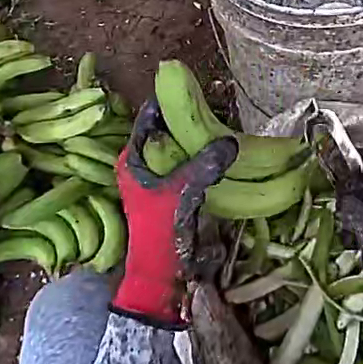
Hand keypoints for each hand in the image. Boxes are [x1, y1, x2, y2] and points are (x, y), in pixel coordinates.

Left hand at [110, 99, 237, 328]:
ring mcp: (156, 180)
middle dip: (187, 119)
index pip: (148, 118)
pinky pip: (188, 166)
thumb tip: (230, 141)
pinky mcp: (171, 193)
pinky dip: (201, 158)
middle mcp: (141, 165)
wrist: (159, 277)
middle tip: (215, 105)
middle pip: (165, 131)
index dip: (166, 101)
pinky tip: (221, 152)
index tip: (190, 86)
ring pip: (177, 149)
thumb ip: (204, 165)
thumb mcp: (181, 194)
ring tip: (222, 124)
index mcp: (132, 160)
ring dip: (196, 139)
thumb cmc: (159, 232)